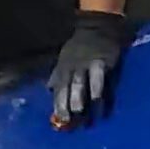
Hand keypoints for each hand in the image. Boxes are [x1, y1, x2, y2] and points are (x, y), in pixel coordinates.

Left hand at [48, 10, 130, 129]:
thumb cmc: (82, 46)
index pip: (58, 88)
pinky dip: (97, 91)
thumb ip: (58, 74)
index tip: (59, 120)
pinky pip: (98, 79)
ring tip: (79, 113)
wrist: (98, 27)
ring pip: (80, 84)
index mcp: (63, 67)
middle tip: (67, 121)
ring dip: (78, 99)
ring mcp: (86, 65)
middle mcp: (72, 67)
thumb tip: (49, 89)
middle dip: (66, 104)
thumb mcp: (65, 58)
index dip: (58, 104)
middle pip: (67, 88)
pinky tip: (97, 103)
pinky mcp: (100, 63)